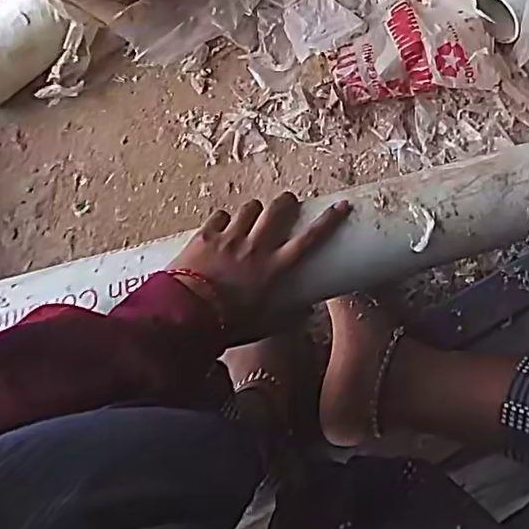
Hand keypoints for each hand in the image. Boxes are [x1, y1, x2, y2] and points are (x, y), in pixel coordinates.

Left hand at [170, 194, 351, 325]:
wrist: (186, 316)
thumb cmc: (226, 325)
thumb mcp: (263, 324)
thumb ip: (286, 318)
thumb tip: (306, 316)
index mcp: (274, 269)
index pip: (310, 239)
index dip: (329, 221)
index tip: (342, 206)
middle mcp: (256, 247)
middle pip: (279, 210)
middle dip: (286, 203)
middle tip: (286, 206)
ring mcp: (230, 239)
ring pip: (250, 208)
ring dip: (253, 212)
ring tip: (250, 220)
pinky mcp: (206, 235)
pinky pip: (220, 216)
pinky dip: (223, 220)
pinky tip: (221, 229)